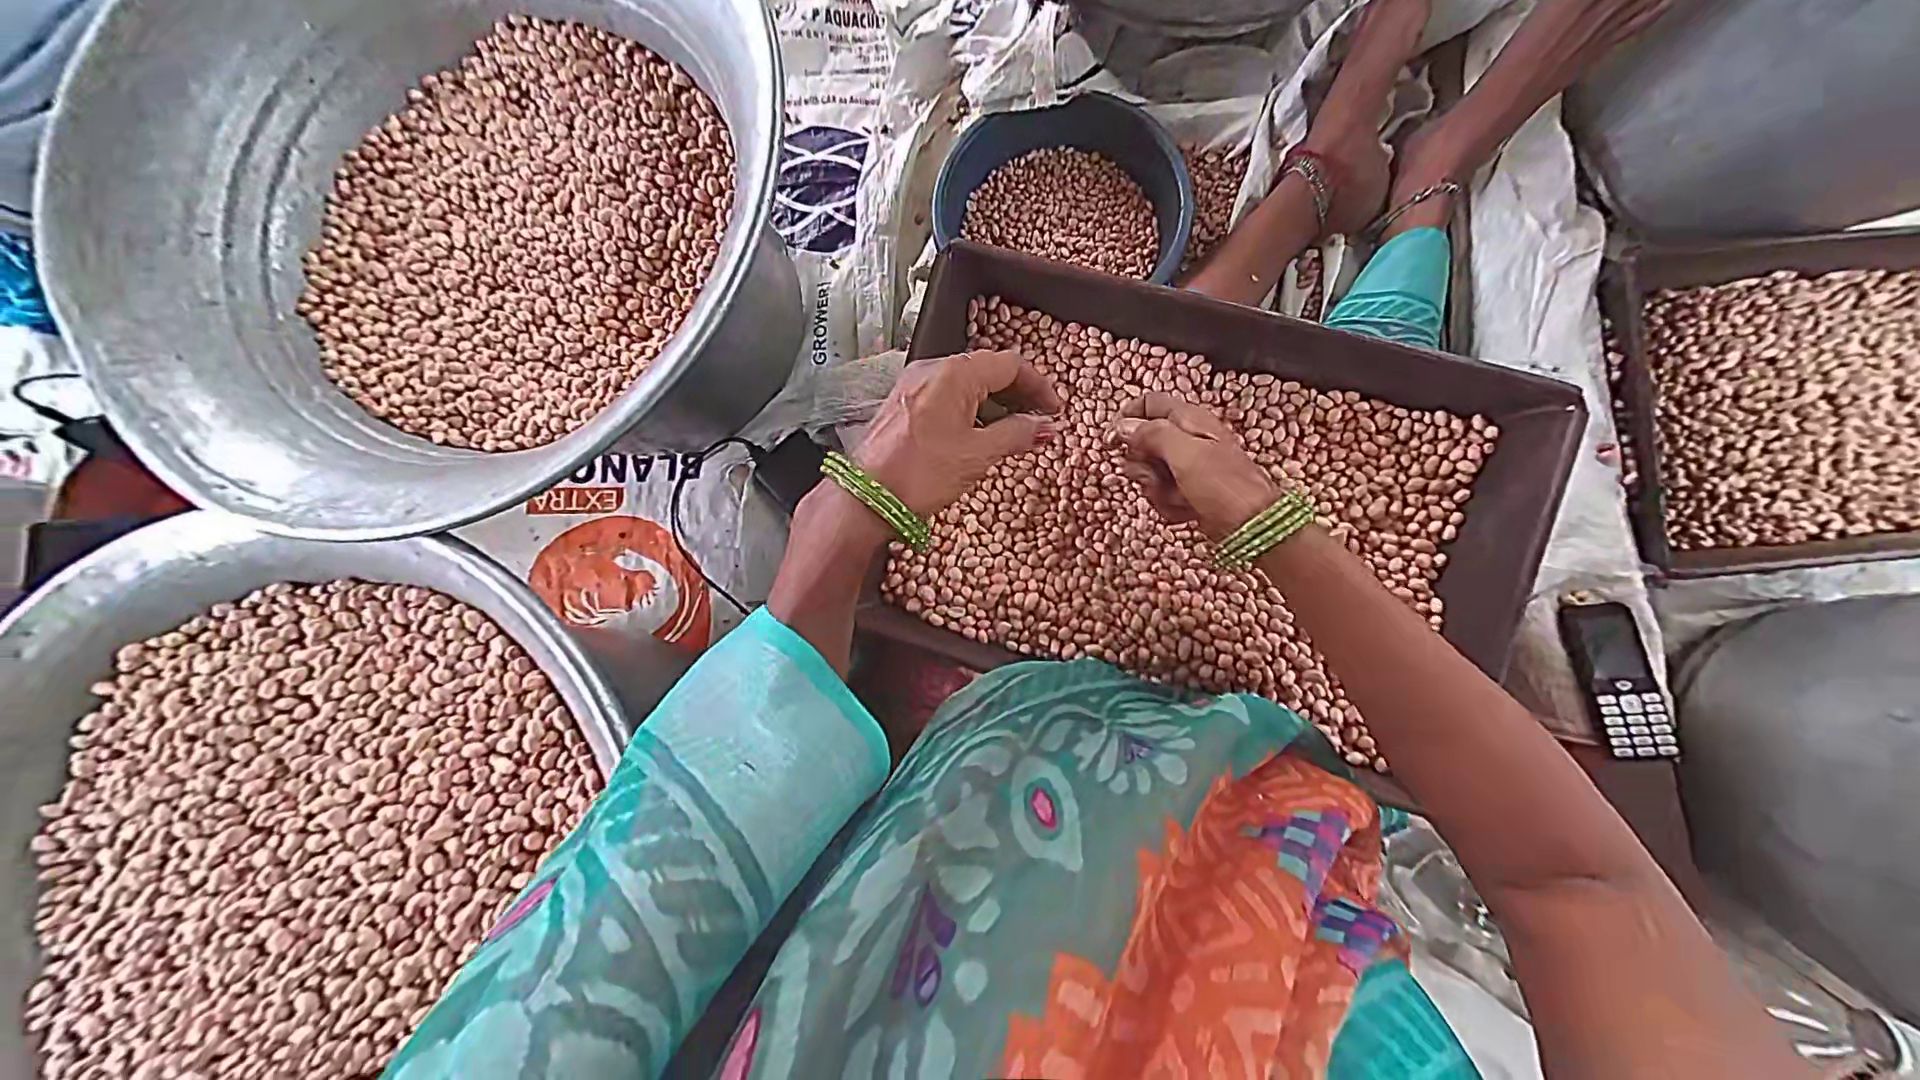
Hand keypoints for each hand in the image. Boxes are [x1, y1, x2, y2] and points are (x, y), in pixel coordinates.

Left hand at [852, 349, 1062, 517]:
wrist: (866, 498)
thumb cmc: (921, 473)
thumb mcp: (978, 455)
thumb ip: (1016, 434)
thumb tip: (1044, 426)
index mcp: (955, 373)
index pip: (1010, 364)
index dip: (1039, 386)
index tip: (1054, 410)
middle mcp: (932, 370)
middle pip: (987, 371)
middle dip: (1018, 395)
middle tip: (1038, 422)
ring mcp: (913, 386)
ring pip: (966, 385)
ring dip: (994, 405)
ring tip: (1012, 434)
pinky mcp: (903, 405)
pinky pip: (946, 398)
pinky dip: (970, 412)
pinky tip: (978, 437)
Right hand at [1107, 393, 1281, 537]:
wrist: (1250, 525)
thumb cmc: (1223, 486)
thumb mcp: (1185, 454)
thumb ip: (1151, 434)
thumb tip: (1123, 426)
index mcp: (1189, 420)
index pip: (1147, 403)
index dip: (1127, 419)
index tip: (1113, 442)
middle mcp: (1186, 439)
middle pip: (1141, 443)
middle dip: (1142, 465)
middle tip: (1156, 476)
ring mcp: (1186, 466)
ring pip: (1148, 472)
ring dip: (1156, 489)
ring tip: (1179, 496)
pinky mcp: (1186, 490)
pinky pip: (1160, 493)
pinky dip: (1168, 504)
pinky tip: (1185, 508)